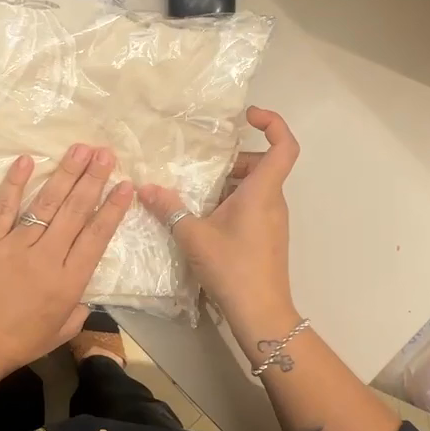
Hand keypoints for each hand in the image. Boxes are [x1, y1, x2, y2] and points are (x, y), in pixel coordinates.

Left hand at [0, 144, 133, 378]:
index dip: (112, 209)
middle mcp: (47, 257)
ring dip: (65, 174)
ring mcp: (16, 245)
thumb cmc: (22, 341)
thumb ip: (80, 306)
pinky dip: (15, 183)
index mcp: (69, 281)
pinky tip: (27, 160)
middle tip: (106, 153)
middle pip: (75, 211)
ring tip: (81, 149)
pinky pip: (4, 207)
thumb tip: (85, 289)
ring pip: (46, 203)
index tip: (125, 185)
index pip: (96, 237)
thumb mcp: (64, 330)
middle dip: (93, 179)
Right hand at [139, 107, 299, 336]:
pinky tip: (205, 220)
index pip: (284, 146)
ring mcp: (273, 221)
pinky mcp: (268, 237)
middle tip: (206, 166)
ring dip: (230, 183)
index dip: (273, 123)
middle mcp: (273, 201)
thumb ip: (170, 209)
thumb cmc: (233, 268)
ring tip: (197, 193)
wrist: (261, 313)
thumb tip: (146, 189)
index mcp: (262, 191)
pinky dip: (232, 202)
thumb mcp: (193, 236)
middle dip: (236, 159)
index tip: (248, 117)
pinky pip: (253, 206)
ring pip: (257, 187)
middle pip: (264, 165)